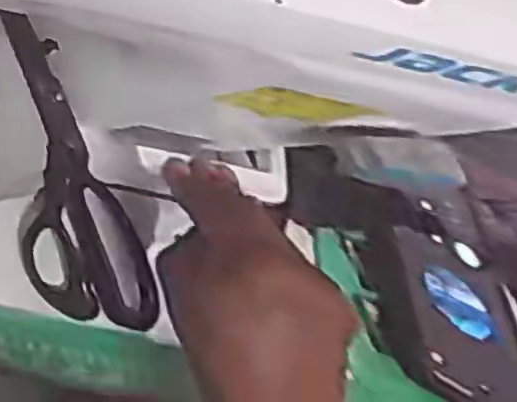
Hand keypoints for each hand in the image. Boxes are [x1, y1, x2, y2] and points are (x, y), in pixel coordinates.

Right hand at [158, 158, 356, 401]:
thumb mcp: (183, 283)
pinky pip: (294, 266)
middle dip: (226, 198)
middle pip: (256, 216)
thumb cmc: (219, 348)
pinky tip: (249, 263)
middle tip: (200, 181)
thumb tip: (197, 225)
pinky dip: (270, 256)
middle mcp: (301, 269)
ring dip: (249, 226)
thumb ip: (189, 242)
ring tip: (221, 221)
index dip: (197, 182)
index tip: (180, 169)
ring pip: (277, 239)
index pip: (223, 201)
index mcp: (258, 258)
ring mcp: (326, 293)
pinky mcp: (336, 313)